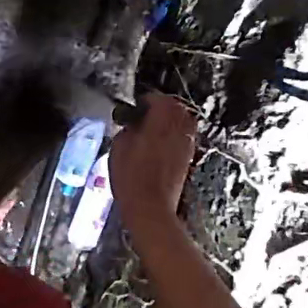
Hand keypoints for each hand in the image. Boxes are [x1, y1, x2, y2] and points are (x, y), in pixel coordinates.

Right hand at [109, 92, 198, 229]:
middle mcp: (179, 129)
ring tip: (153, 129)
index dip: (146, 100)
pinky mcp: (188, 159)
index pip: (159, 99)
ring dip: (171, 121)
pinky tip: (159, 145)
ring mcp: (186, 144)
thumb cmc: (131, 176)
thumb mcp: (119, 147)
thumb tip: (134, 124)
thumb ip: (128, 128)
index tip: (135, 108)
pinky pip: (184, 137)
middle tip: (146, 115)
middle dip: (162, 107)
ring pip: (184, 122)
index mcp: (162, 121)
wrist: (150, 207)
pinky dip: (174, 135)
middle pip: (177, 108)